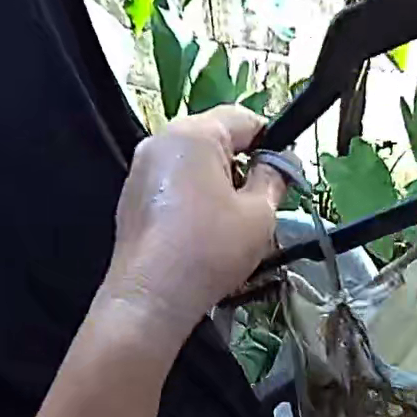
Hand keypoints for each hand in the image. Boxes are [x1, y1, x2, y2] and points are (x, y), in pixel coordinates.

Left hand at [98, 107, 285, 340]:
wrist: (150, 298)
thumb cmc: (210, 251)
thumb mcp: (259, 215)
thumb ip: (274, 178)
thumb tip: (281, 161)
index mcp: (193, 134)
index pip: (243, 118)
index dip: (272, 142)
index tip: (284, 174)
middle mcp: (161, 142)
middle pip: (215, 142)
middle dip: (243, 168)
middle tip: (262, 207)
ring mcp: (141, 172)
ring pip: (194, 167)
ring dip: (219, 188)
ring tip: (233, 228)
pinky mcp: (132, 201)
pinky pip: (174, 189)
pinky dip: (195, 204)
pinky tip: (204, 238)